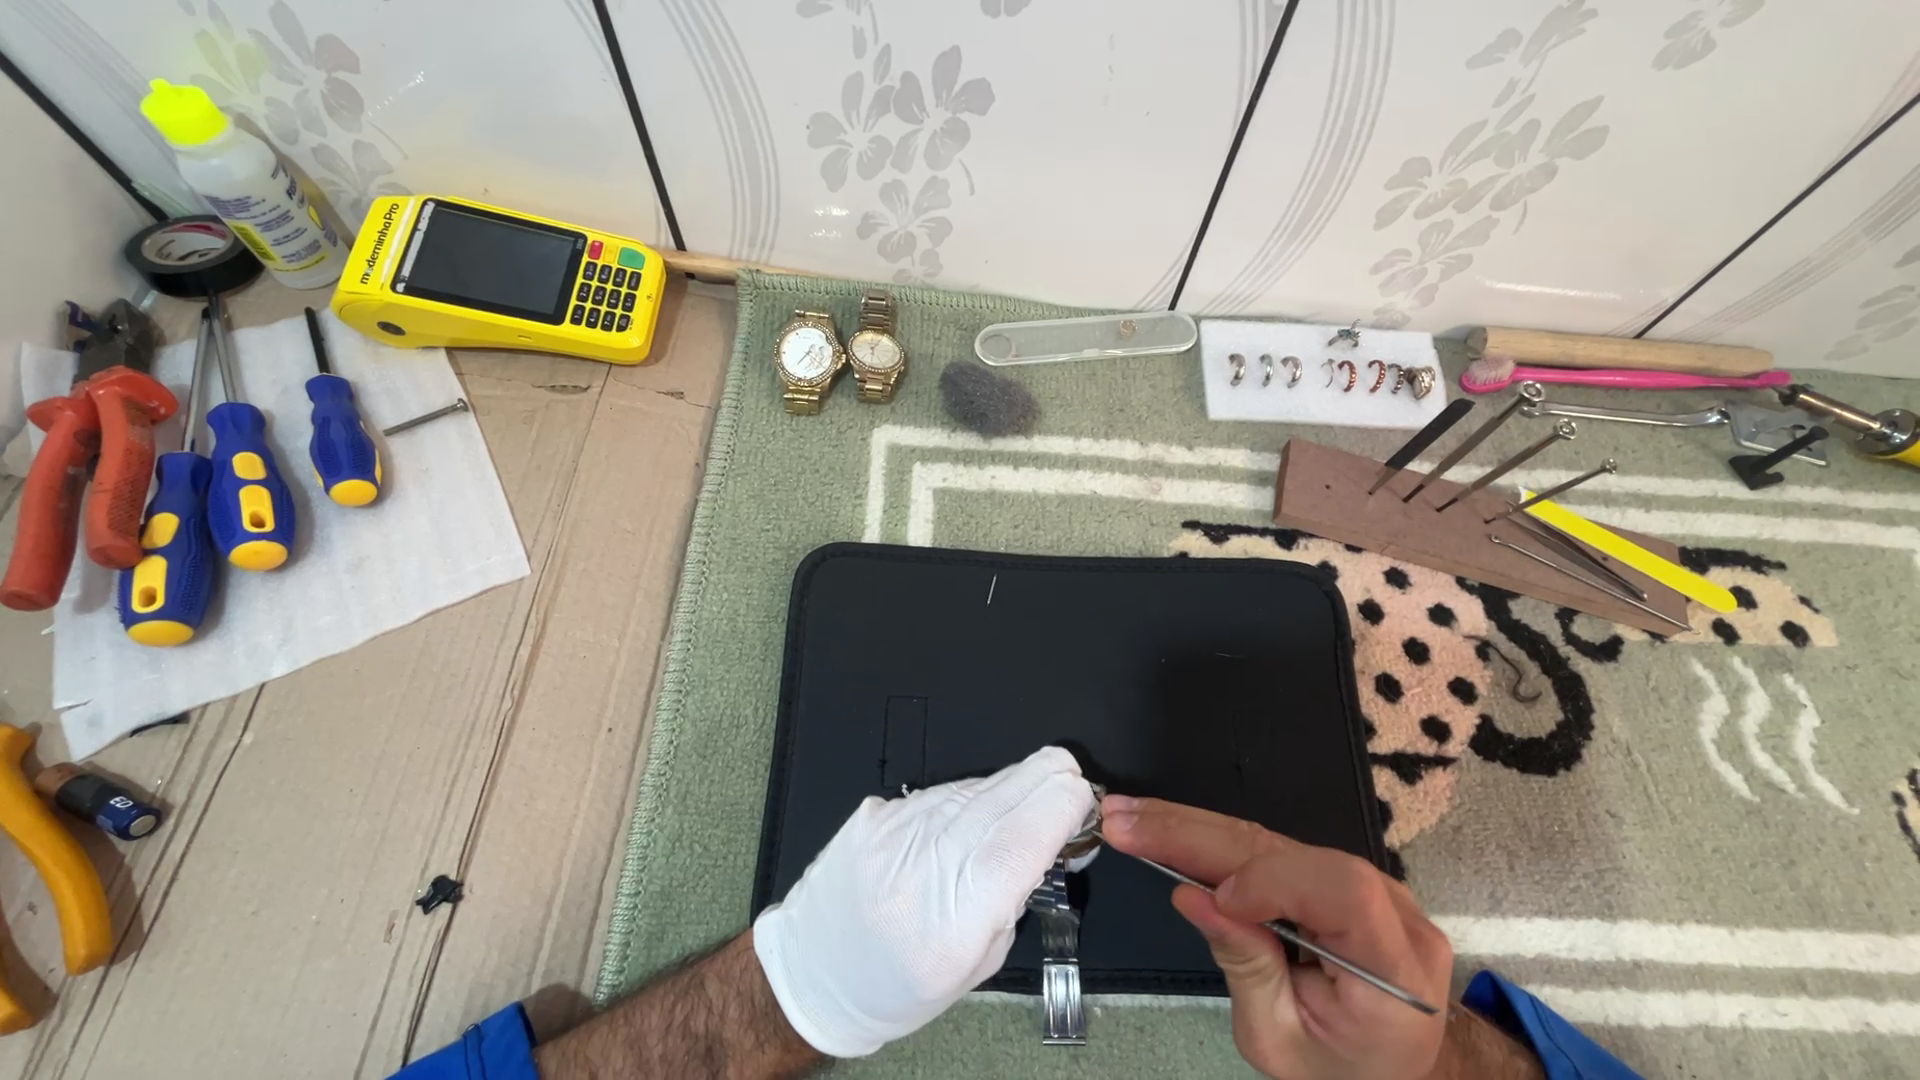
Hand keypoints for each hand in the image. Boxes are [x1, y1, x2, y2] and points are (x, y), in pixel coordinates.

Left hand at [752, 746, 1095, 1057]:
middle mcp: (925, 862)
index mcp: (957, 918)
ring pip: (977, 784)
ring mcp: (897, 828)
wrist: (818, 967)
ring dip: (1011, 787)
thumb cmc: (898, 982)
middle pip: (1005, 794)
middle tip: (1069, 781)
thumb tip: (1043, 835)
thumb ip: (1013, 894)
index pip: (1022, 839)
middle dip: (1049, 778)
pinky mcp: (878, 810)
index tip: (1082, 795)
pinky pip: (943, 789)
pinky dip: (969, 797)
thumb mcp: (977, 961)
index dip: (1060, 806)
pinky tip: (969, 818)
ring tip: (1021, 806)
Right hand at [1100, 796, 1451, 1079]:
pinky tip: (1162, 825)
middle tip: (1122, 821)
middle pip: (1287, 850)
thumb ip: (1244, 967)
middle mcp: (1388, 908)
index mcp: (1394, 967)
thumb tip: (1190, 895)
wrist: (1392, 1066)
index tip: (1217, 899)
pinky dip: (1209, 837)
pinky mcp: (1333, 872)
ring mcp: (1364, 882)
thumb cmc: (1336, 1069)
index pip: (1341, 892)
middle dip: (1197, 834)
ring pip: (1267, 838)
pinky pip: (1266, 846)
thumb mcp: (1280, 1041)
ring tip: (1126, 816)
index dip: (1273, 881)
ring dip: (1189, 826)